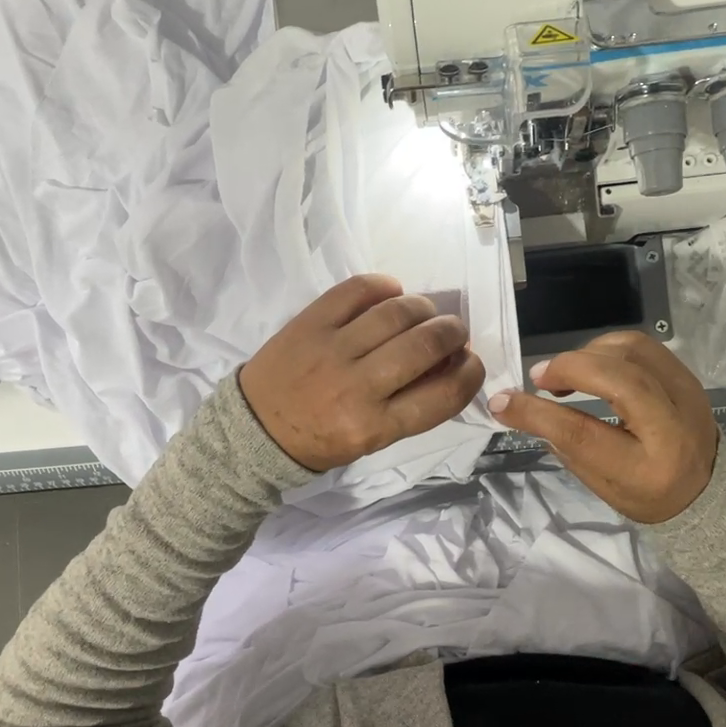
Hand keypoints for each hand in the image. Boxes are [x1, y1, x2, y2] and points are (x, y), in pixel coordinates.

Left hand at [240, 274, 486, 471]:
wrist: (255, 431)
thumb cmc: (319, 440)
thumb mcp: (372, 439)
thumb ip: (412, 406)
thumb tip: (449, 364)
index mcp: (375, 426)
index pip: (444, 395)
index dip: (471, 372)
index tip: (471, 361)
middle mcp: (357, 387)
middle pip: (424, 346)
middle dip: (452, 332)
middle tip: (453, 331)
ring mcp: (332, 350)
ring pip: (395, 313)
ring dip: (423, 308)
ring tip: (424, 313)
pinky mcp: (309, 323)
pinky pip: (355, 290)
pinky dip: (382, 286)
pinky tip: (391, 292)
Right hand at [489, 332, 718, 523]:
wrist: (707, 492)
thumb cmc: (647, 494)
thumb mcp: (602, 485)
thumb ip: (564, 445)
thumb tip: (519, 406)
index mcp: (648, 470)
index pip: (584, 433)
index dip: (537, 413)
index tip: (503, 402)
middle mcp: (674, 428)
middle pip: (618, 379)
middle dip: (569, 368)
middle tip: (539, 377)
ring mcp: (687, 395)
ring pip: (632, 350)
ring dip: (588, 353)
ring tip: (565, 372)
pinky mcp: (687, 376)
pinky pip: (643, 345)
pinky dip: (607, 347)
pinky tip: (591, 363)